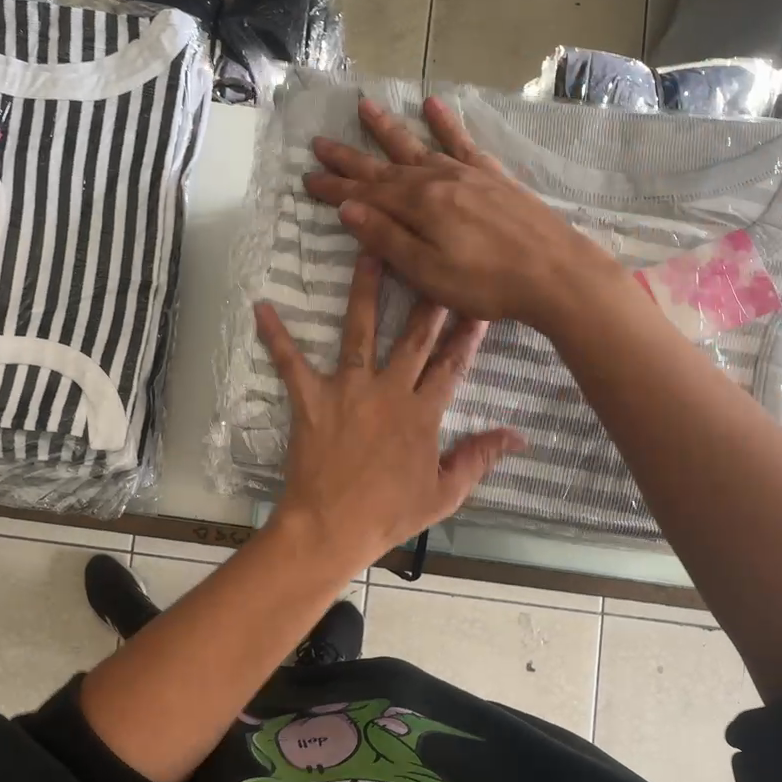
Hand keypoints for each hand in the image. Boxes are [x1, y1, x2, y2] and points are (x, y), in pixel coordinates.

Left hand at [255, 252, 524, 570]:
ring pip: (360, 332)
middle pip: (413, 337)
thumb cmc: (389, 514)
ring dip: (365, 292)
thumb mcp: (445, 493)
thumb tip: (518, 436)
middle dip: (428, 297)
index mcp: (423, 414)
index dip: (467, 335)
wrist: (332, 528)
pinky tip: (262, 307)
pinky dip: (276, 336)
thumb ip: (479, 457)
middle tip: (434, 259)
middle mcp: (389, 392)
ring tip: (369, 253)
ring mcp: (348, 391)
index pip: (451, 365)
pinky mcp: (311, 400)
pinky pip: (291, 363)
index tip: (479, 304)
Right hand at [302, 97, 613, 329]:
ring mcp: (467, 174)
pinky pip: (463, 142)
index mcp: (418, 207)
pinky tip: (433, 106)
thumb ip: (387, 238)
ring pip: (417, 146)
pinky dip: (446, 123)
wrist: (555, 273)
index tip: (307, 178)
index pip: (364, 194)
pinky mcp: (493, 177)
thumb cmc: (486, 283)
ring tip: (365, 107)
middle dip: (350, 157)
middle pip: (384, 165)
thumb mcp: (426, 271)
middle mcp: (437, 180)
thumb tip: (347, 208)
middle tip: (319, 142)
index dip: (335, 188)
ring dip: (388, 129)